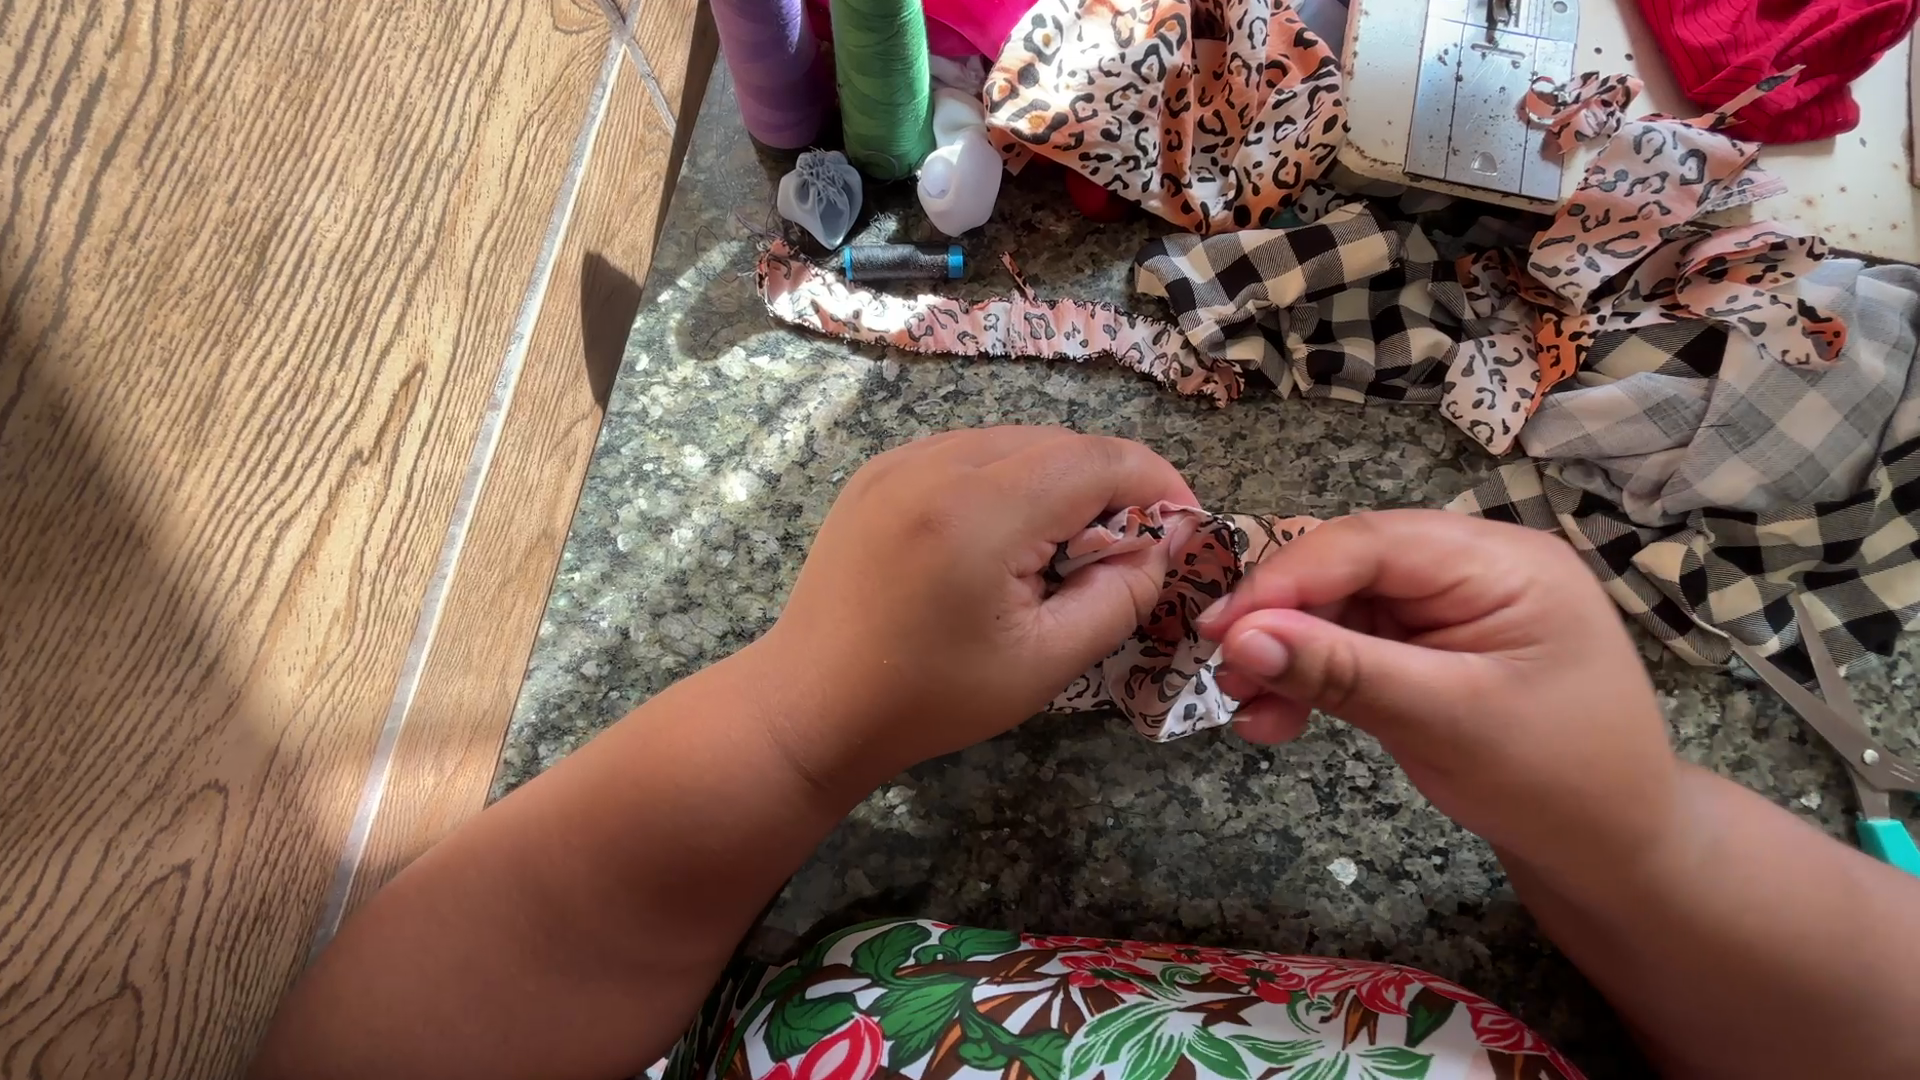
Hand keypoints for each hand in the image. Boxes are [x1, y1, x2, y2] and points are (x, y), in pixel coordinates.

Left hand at [752, 426, 1195, 795]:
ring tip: (1062, 544)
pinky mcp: (878, 470)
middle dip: (1109, 486)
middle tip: (1123, 547)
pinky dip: (1007, 478)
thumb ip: (1118, 596)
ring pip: (1015, 441)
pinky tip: (1002, 532)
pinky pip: (968, 452)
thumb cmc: (929, 698)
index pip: (1099, 459)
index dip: (1156, 484)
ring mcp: (900, 459)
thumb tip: (1156, 547)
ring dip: (1058, 480)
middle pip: (1059, 443)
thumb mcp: (1044, 663)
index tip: (1181, 525)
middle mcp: (937, 462)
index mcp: (981, 511)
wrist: (810, 702)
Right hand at [1198, 510, 1679, 877]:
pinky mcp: (1412, 643)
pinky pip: (1339, 644)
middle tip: (1224, 667)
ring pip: (1329, 609)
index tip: (1221, 629)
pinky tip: (1272, 721)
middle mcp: (1461, 567)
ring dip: (1282, 655)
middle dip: (1278, 620)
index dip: (1284, 580)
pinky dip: (1303, 680)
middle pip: (1340, 570)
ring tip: (1243, 703)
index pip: (1366, 544)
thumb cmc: (1555, 780)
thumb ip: (1338, 670)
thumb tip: (1237, 638)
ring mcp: (1435, 605)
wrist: (1610, 850)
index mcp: (1497, 561)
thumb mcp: (1443, 720)